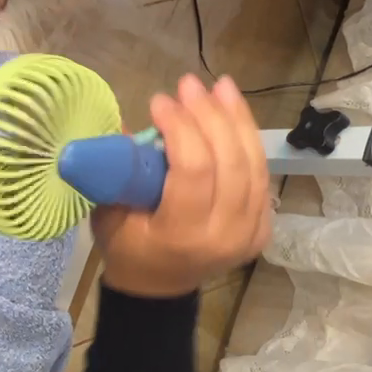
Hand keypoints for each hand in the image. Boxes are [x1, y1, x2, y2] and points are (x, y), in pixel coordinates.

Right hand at [95, 74, 271, 298]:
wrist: (157, 287)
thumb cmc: (125, 248)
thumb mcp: (109, 213)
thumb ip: (122, 173)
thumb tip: (130, 124)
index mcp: (183, 234)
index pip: (193, 170)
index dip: (180, 128)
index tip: (158, 101)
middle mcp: (225, 234)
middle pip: (230, 161)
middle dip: (210, 115)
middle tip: (189, 84)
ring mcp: (250, 231)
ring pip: (253, 163)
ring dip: (236, 119)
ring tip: (220, 86)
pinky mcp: (262, 225)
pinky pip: (260, 173)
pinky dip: (247, 138)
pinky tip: (233, 111)